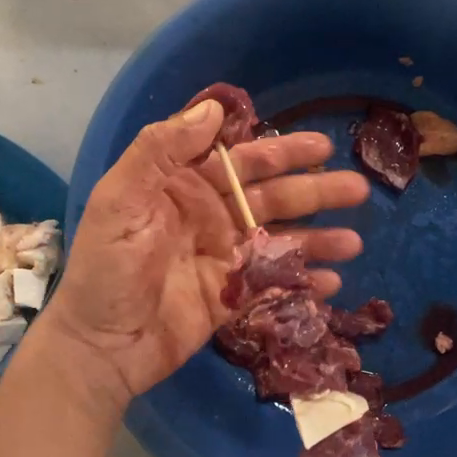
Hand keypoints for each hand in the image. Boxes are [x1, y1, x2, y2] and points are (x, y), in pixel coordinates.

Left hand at [40, 98, 368, 409]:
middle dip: (315, 191)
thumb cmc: (105, 269)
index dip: (281, 151)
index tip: (321, 147)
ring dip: (318, 238)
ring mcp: (224, 259)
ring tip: (354, 242)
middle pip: (271, 197)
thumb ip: (160, 151)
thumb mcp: (120, 201)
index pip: (241, 161)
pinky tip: (332, 282)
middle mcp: (210, 217)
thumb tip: (212, 109)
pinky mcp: (231, 298)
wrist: (99, 347)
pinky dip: (303, 281)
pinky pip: (275, 283)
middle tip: (357, 190)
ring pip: (280, 240)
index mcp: (183, 188)